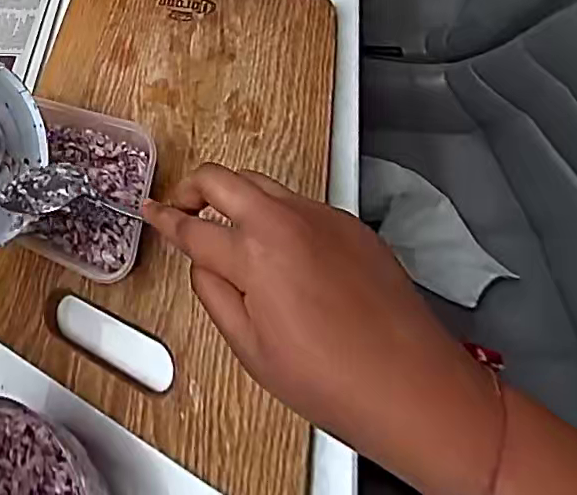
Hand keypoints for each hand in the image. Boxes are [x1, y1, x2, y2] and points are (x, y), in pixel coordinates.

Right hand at [142, 165, 503, 494]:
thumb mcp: (250, 349)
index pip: (189, 226)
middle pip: (216, 178)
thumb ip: (211, 292)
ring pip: (255, 181)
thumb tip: (203, 262)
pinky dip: (274, 212)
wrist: (427, 398)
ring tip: (229, 224)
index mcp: (254, 256)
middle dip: (189, 188)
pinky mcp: (351, 225)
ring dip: (231, 195)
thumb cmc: (338, 384)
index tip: (149, 210)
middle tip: (182, 208)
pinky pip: (296, 202)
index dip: (161, 218)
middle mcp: (284, 224)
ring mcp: (321, 220)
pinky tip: (281, 246)